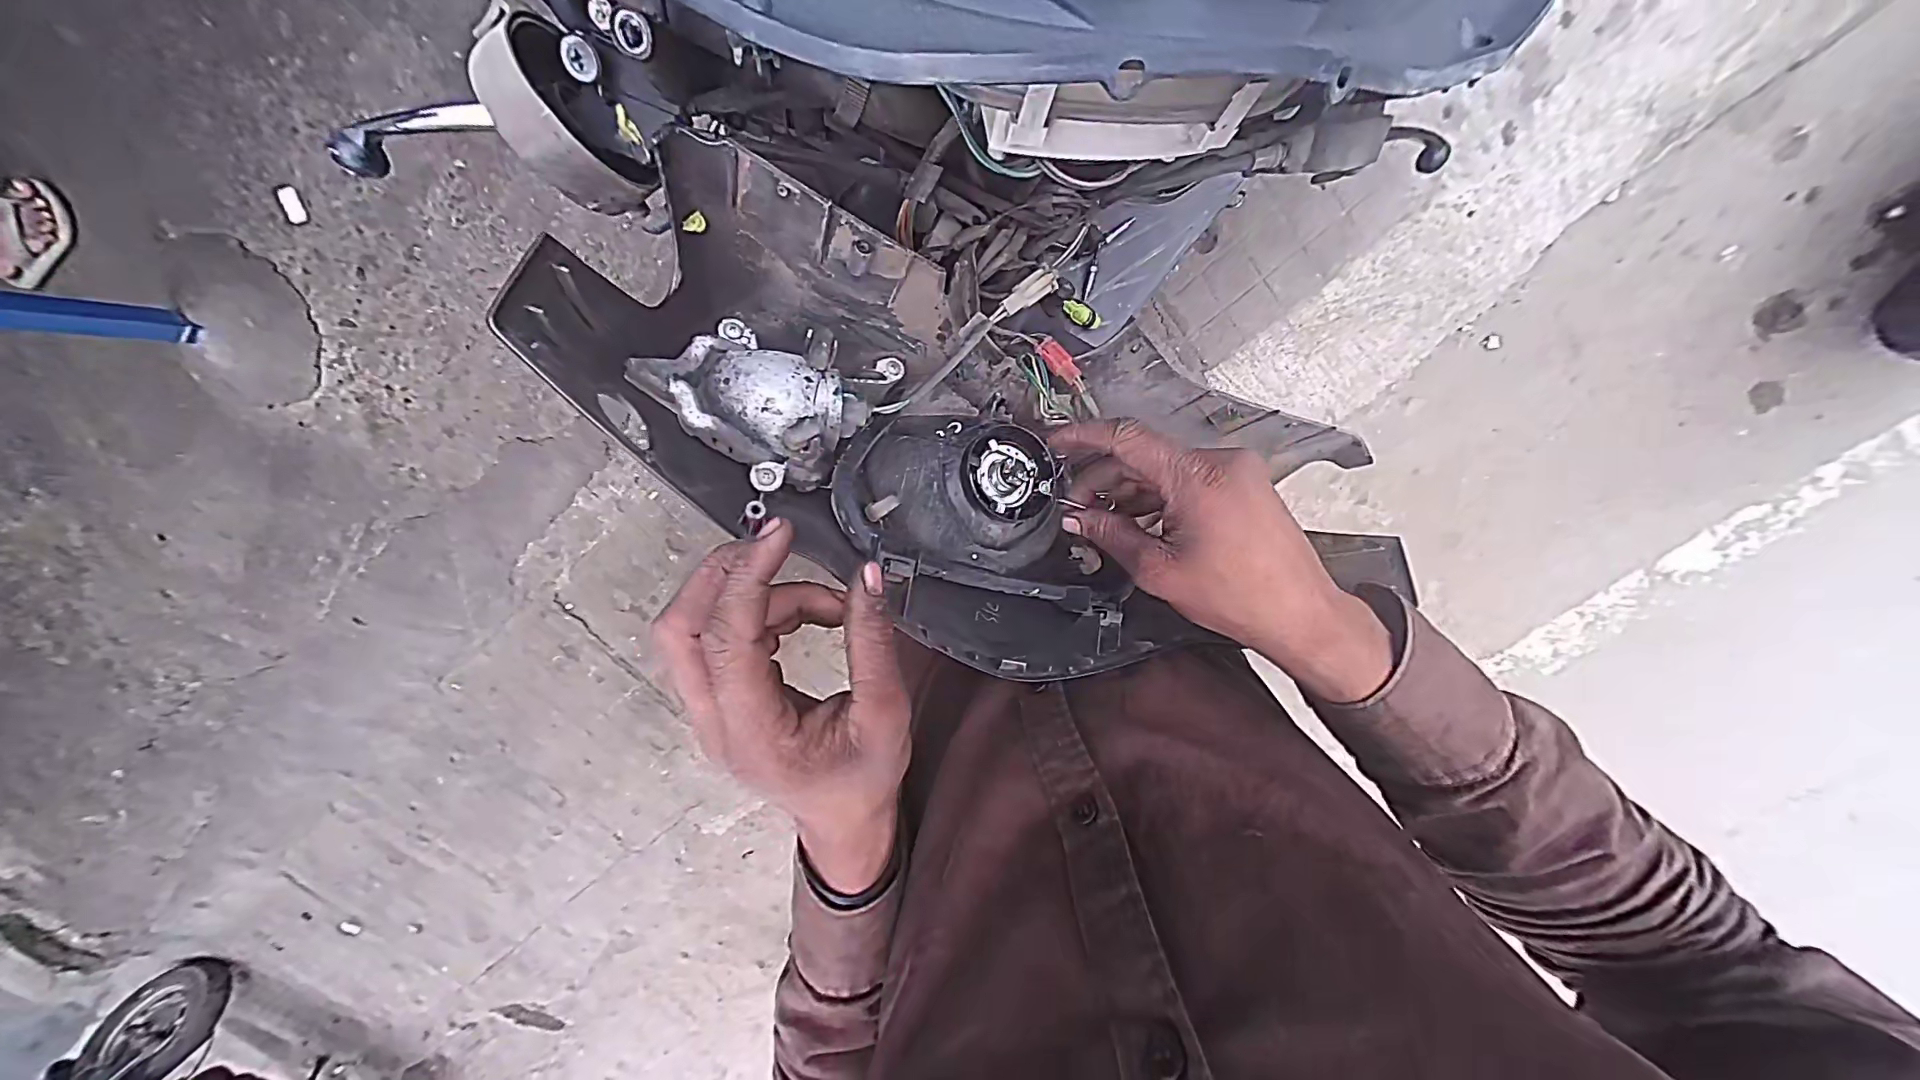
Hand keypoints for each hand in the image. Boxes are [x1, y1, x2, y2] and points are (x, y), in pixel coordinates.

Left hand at [652, 518, 910, 892]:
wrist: (843, 819)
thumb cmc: (863, 779)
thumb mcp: (885, 710)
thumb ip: (873, 640)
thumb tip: (866, 578)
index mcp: (753, 732)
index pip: (728, 637)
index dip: (750, 575)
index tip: (779, 537)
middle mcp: (716, 722)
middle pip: (682, 627)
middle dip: (726, 572)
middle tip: (777, 548)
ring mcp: (710, 712)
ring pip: (696, 626)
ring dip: (755, 593)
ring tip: (823, 604)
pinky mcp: (719, 699)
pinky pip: (719, 635)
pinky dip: (760, 609)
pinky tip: (805, 614)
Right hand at [1050, 419, 1392, 701]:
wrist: (1301, 614)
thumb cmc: (1242, 596)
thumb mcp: (1159, 569)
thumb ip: (1111, 535)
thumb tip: (1080, 519)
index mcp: (1198, 477)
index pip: (1126, 438)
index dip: (1083, 437)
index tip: (1059, 442)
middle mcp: (1220, 463)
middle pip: (1142, 456)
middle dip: (1103, 480)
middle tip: (1078, 510)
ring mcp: (1235, 471)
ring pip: (1163, 469)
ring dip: (1129, 491)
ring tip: (1105, 523)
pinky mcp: (1242, 485)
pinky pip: (1186, 480)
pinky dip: (1158, 497)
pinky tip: (1138, 522)